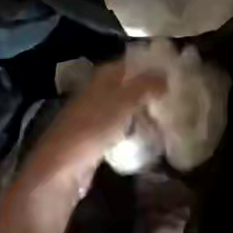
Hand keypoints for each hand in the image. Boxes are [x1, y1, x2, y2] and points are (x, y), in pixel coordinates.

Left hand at [17, 59, 164, 203]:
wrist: (61, 169)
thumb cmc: (92, 128)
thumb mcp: (123, 103)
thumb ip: (145, 87)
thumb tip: (165, 76)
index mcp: (100, 78)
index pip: (126, 63)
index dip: (146, 64)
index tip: (168, 69)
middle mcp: (94, 92)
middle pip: (124, 85)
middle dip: (146, 88)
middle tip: (171, 93)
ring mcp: (92, 117)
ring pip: (121, 106)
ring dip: (140, 108)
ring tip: (164, 113)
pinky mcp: (92, 139)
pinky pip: (118, 127)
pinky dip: (132, 127)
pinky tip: (146, 134)